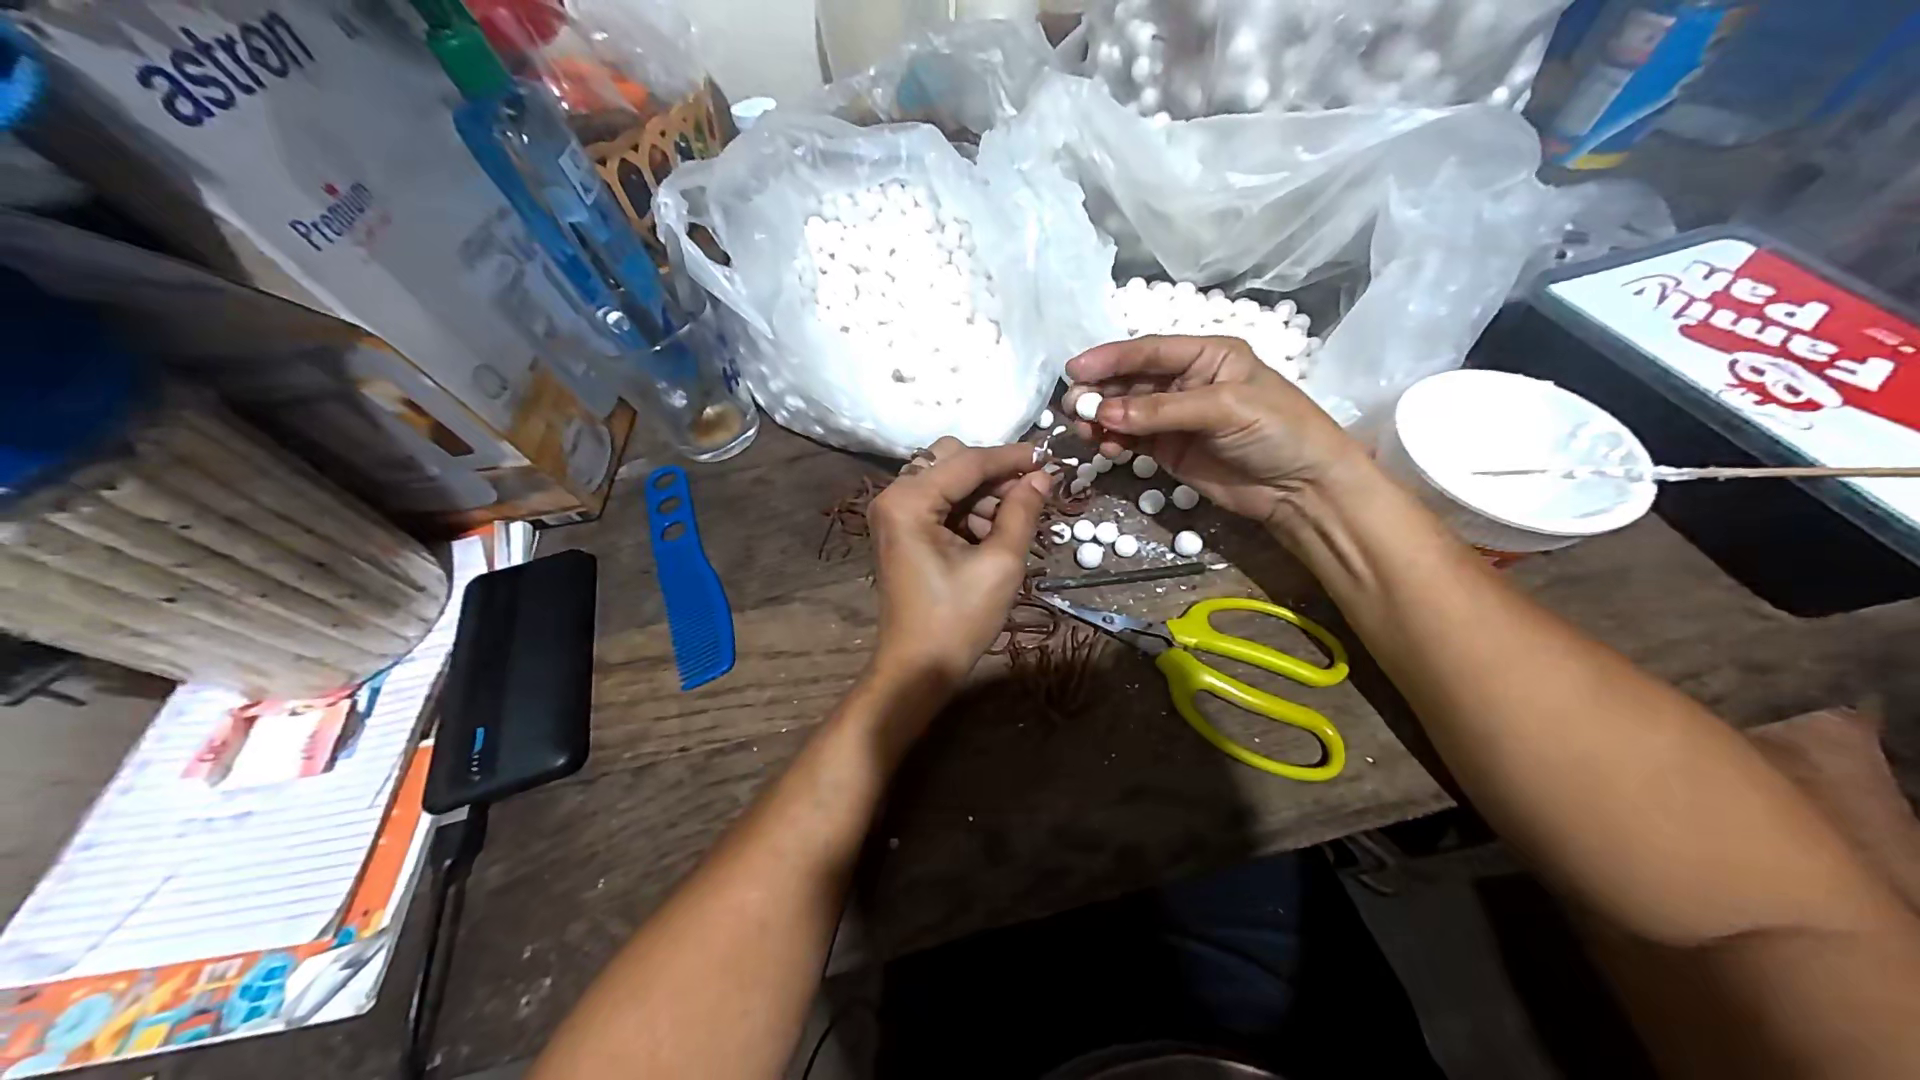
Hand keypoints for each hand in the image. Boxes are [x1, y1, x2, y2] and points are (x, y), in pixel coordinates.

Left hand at [866, 437, 1051, 691]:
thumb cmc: (958, 620)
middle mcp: (893, 497)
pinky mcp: (900, 530)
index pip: (968, 461)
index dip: (1013, 458)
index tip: (1051, 458)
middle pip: (952, 460)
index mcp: (908, 502)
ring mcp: (893, 514)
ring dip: (982, 494)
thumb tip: (1043, 476)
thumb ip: (1022, 512)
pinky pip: (939, 502)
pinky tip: (991, 535)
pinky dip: (967, 510)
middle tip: (1030, 495)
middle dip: (994, 474)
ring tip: (1011, 526)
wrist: (918, 667)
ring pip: (947, 480)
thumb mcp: (1000, 564)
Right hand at [1064, 335, 1366, 527]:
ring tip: (1084, 430)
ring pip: (1124, 410)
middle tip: (1072, 406)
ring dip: (1101, 418)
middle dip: (1099, 391)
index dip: (1110, 359)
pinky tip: (1105, 447)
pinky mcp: (1167, 449)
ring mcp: (1174, 417)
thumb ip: (1162, 410)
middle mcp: (1186, 381)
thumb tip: (1105, 413)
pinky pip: (1130, 439)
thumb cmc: (1276, 431)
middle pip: (1130, 380)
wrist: (1300, 489)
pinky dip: (1113, 441)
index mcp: (1206, 356)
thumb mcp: (1224, 409)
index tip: (1075, 370)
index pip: (1149, 351)